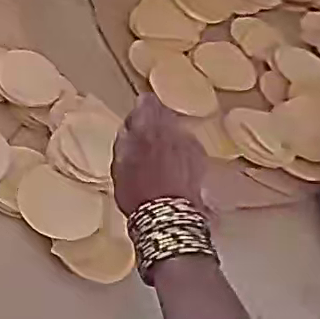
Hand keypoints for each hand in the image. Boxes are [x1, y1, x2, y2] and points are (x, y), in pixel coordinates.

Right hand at [114, 95, 209, 213]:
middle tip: (145, 146)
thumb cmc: (136, 192)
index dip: (140, 111)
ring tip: (159, 162)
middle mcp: (172, 129)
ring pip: (177, 131)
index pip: (146, 102)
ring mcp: (189, 143)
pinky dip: (180, 153)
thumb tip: (129, 126)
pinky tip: (173, 171)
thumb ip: (124, 140)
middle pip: (164, 115)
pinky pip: (187, 147)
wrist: (168, 216)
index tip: (134, 124)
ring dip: (168, 140)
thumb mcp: (119, 166)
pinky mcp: (201, 158)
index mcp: (148, 127)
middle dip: (155, 125)